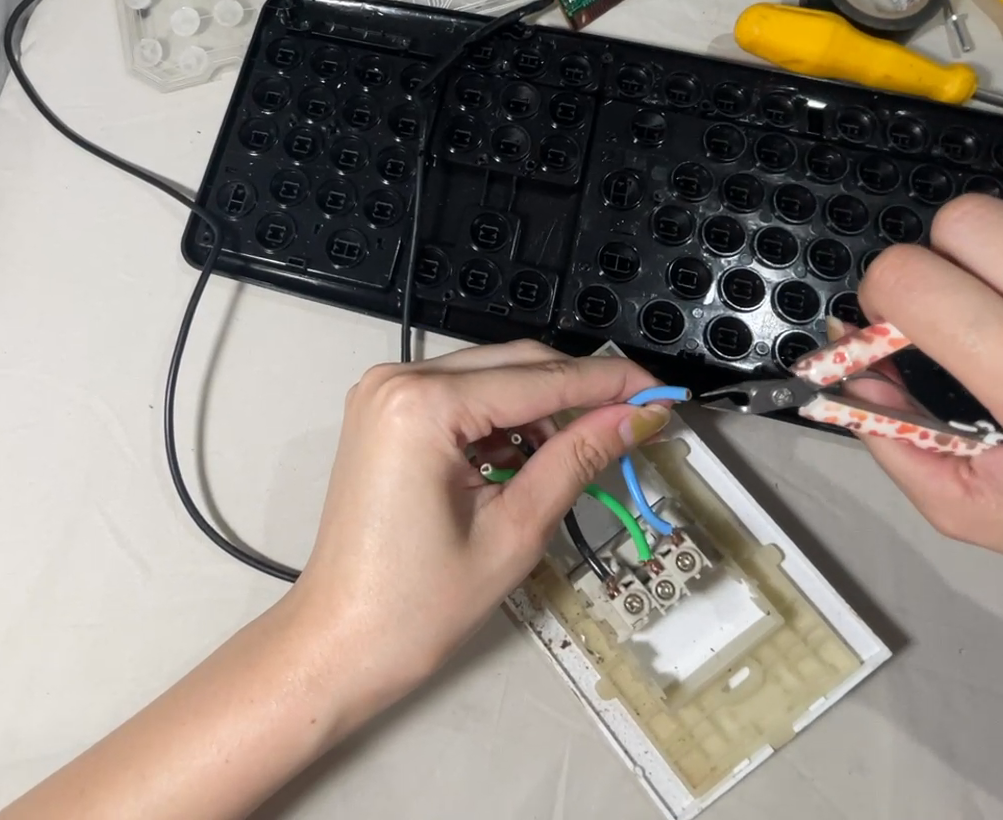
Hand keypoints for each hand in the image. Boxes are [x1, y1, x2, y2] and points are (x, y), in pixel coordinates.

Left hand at [285, 341, 671, 717]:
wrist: (341, 639)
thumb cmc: (418, 604)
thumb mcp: (515, 529)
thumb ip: (577, 457)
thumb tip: (636, 416)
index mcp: (422, 404)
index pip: (539, 378)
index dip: (609, 382)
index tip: (661, 392)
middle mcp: (396, 380)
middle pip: (513, 363)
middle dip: (577, 390)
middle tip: (636, 418)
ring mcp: (383, 392)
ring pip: (488, 375)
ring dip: (539, 406)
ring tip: (577, 453)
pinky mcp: (384, 411)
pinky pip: (458, 395)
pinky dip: (499, 418)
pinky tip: (525, 456)